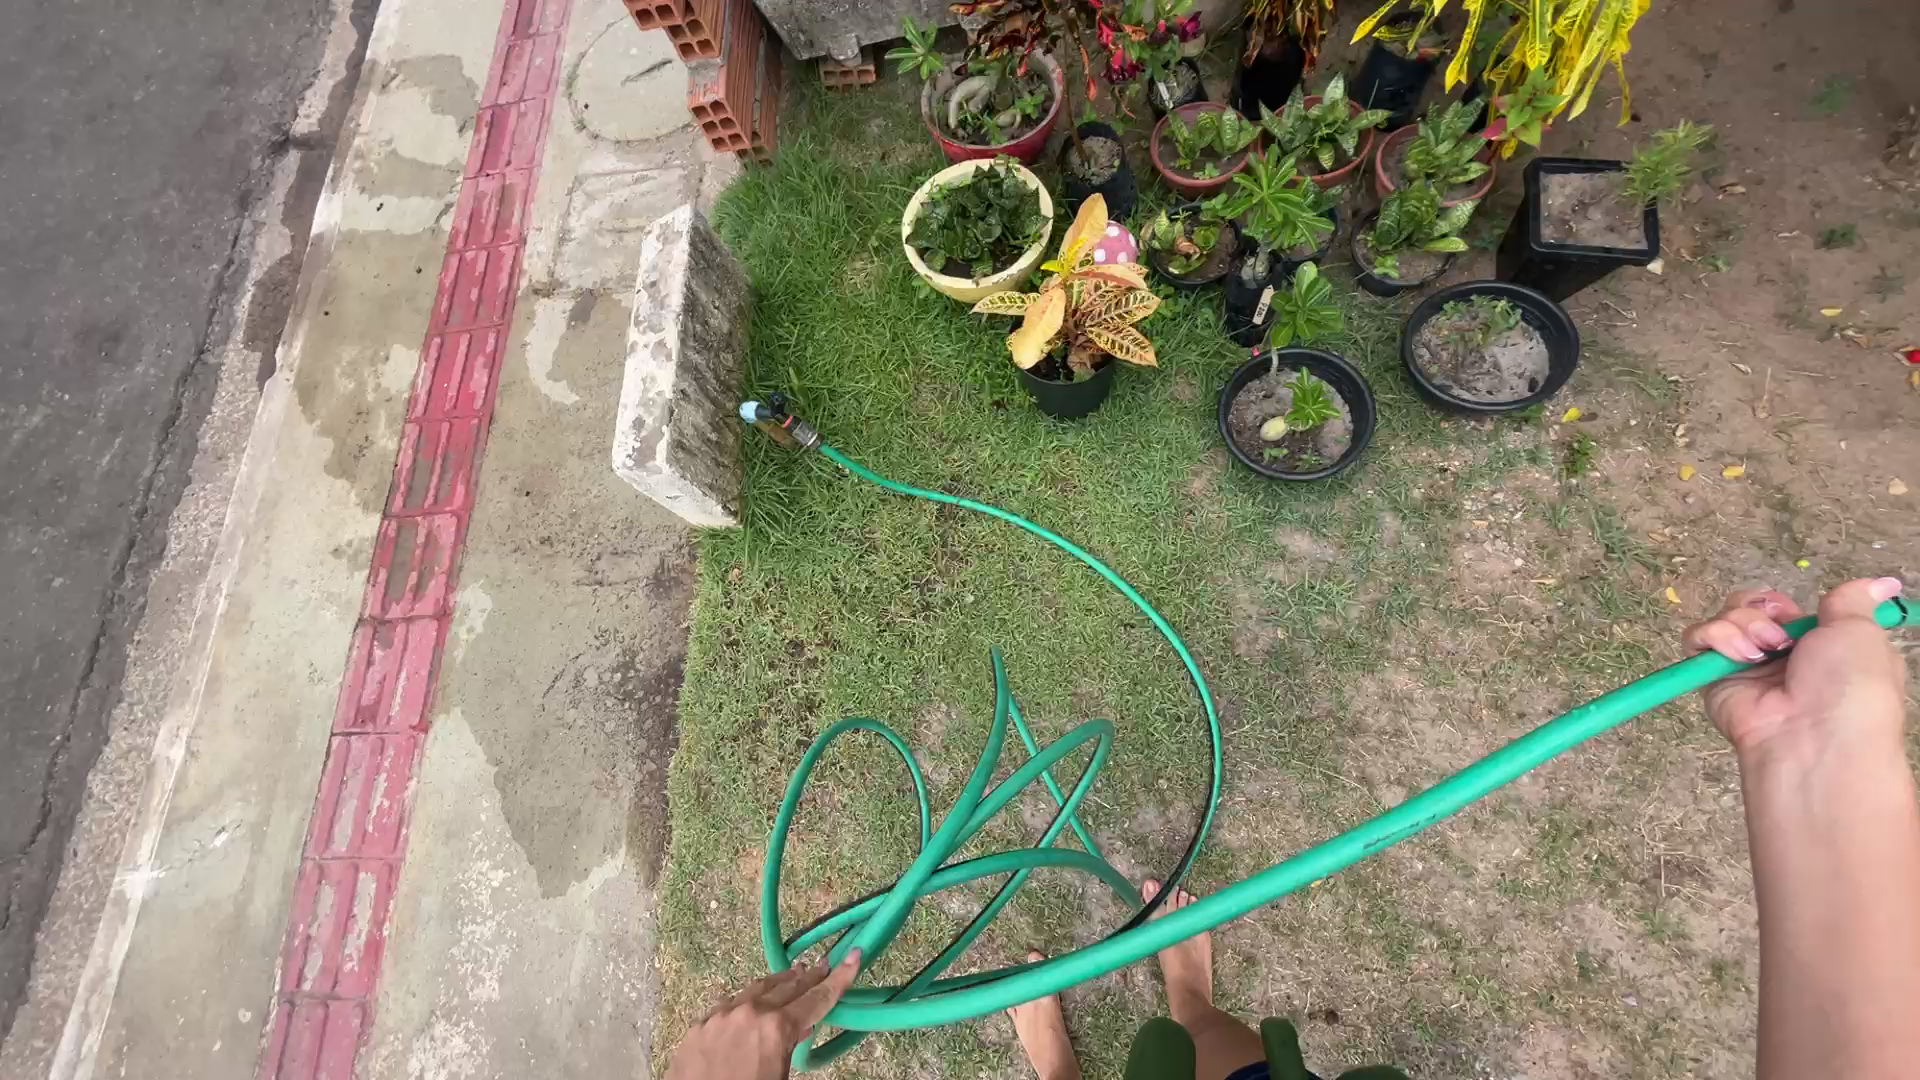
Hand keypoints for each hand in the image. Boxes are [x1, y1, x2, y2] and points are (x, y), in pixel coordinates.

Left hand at [663, 951, 861, 1079]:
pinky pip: (729, 1004)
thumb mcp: (782, 1078)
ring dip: (779, 983)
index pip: (816, 998)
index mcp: (777, 1029)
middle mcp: (750, 1012)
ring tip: (794, 976)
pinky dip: (747, 1001)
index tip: (853, 956)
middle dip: (809, 977)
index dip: (838, 978)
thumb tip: (800, 1027)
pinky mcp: (699, 1026)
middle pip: (788, 987)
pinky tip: (751, 1003)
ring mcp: (721, 1016)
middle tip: (824, 965)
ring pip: (757, 989)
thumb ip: (792, 1048)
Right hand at [1682, 578, 1907, 762]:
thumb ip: (1852, 603)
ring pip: (1722, 618)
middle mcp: (1778, 651)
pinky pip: (1695, 637)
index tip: (1796, 616)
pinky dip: (1713, 639)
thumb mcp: (1860, 635)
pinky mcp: (1708, 671)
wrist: (1808, 730)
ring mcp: (1741, 661)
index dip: (1783, 604)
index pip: (1783, 608)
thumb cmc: (1849, 685)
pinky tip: (1738, 656)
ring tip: (1761, 652)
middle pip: (1747, 607)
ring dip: (1741, 627)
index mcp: (1816, 643)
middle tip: (1778, 635)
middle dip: (1758, 612)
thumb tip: (1882, 582)